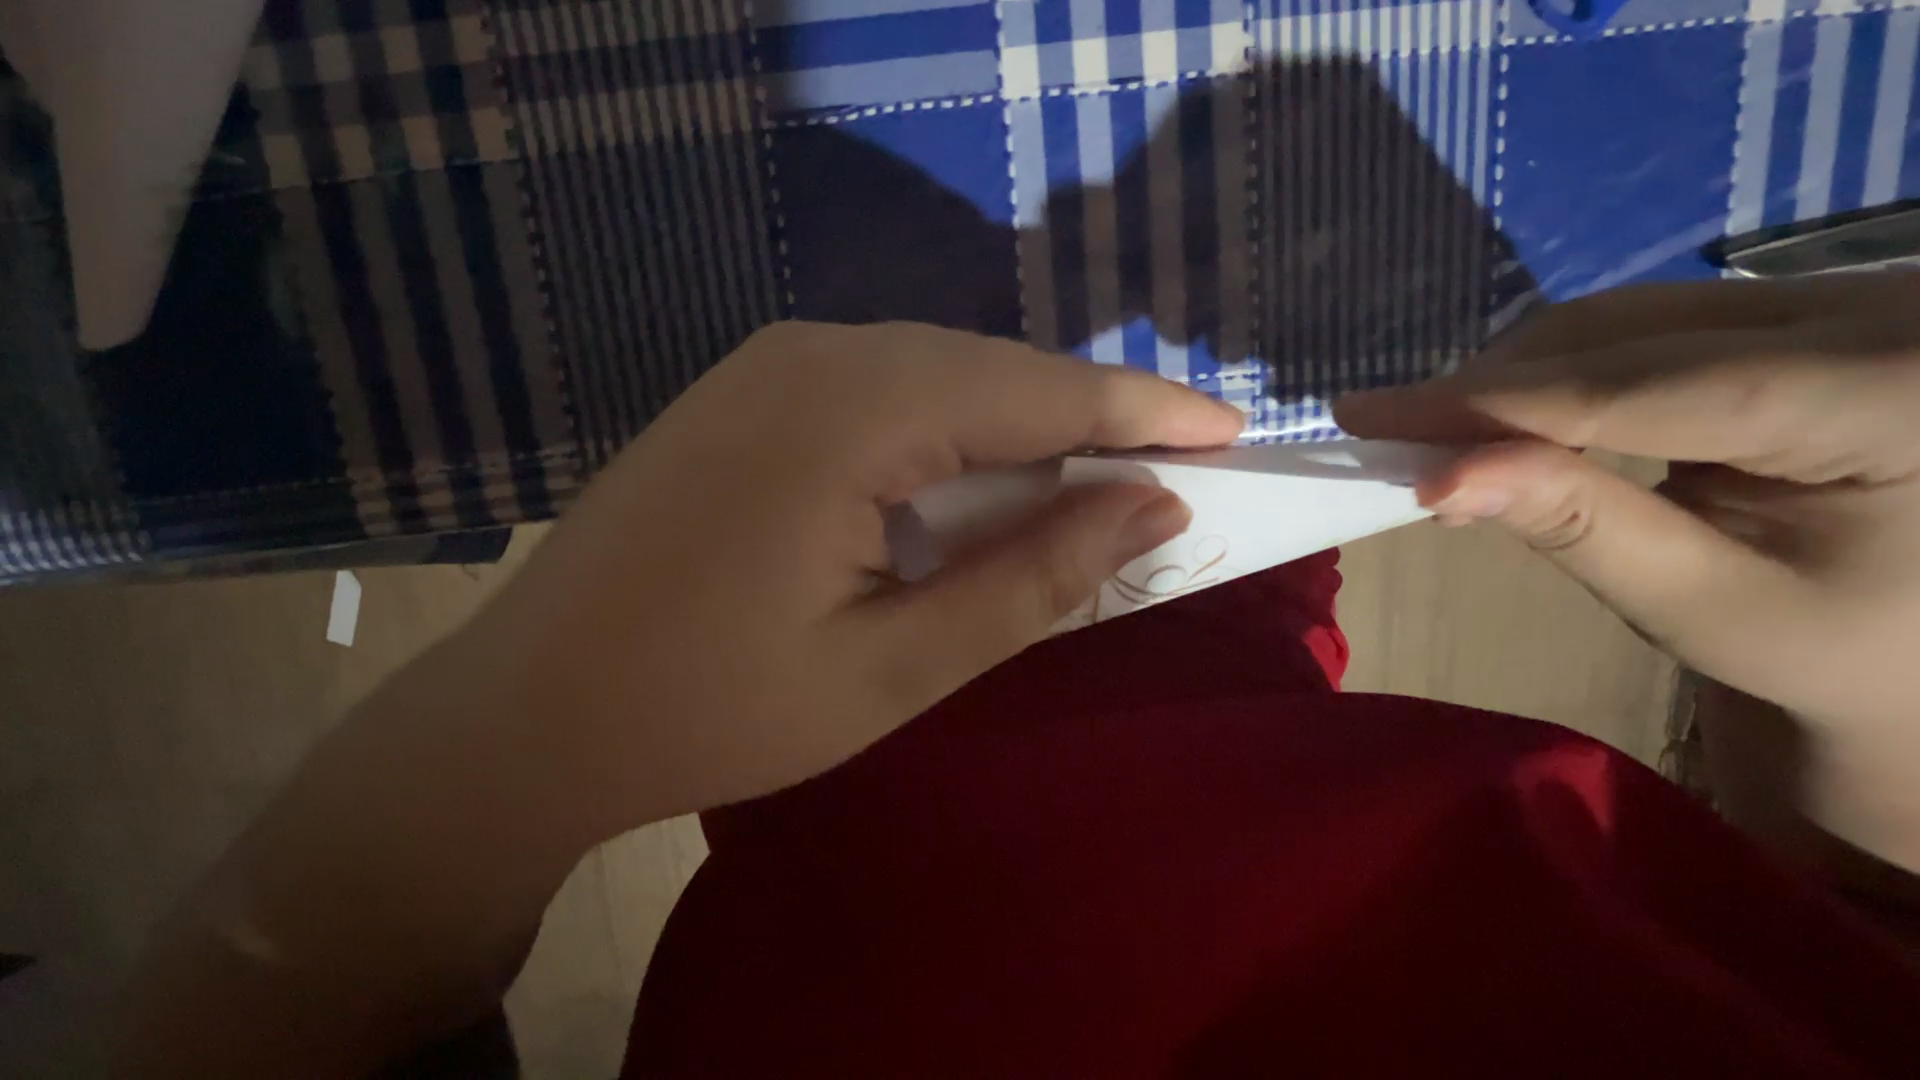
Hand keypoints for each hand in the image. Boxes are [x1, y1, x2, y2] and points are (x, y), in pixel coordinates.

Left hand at [117, 321, 1240, 1078]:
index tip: (1233, 435)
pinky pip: (881, 388)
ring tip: (1096, 480)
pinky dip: (950, 430)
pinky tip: (979, 479)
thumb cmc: (711, 710)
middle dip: (1090, 418)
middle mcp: (812, 351)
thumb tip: (1150, 508)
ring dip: (1020, 425)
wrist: (527, 713)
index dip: (1145, 414)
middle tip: (1177, 469)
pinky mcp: (745, 391)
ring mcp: (767, 362)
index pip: (1038, 391)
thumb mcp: (894, 666)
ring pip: (939, 373)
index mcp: (851, 410)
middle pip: (992, 369)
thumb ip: (1030, 578)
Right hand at [1335, 275, 1919, 866]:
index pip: (1634, 386)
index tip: (1364, 414)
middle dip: (1488, 389)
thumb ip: (1582, 531)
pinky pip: (1644, 329)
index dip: (1485, 402)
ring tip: (1436, 439)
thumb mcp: (1710, 609)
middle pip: (1622, 334)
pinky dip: (1555, 376)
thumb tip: (1443, 478)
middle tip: (1387, 438)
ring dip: (1513, 380)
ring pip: (1622, 320)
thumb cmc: (1843, 653)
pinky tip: (1511, 420)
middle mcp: (1881, 313)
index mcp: (1896, 395)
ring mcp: (1842, 302)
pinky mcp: (1801, 315)